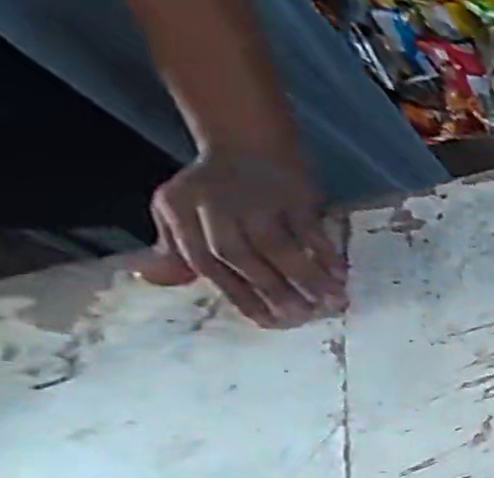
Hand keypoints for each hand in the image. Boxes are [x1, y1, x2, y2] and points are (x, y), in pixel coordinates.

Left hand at [138, 151, 346, 327]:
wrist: (244, 140)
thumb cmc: (218, 191)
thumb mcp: (183, 214)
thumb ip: (175, 250)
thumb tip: (154, 279)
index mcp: (180, 210)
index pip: (205, 261)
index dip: (239, 295)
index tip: (270, 322)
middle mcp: (211, 204)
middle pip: (240, 255)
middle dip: (273, 290)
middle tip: (303, 317)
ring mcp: (252, 196)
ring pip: (276, 245)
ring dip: (305, 277)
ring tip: (332, 302)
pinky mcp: (288, 190)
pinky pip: (308, 227)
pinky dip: (325, 252)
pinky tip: (339, 274)